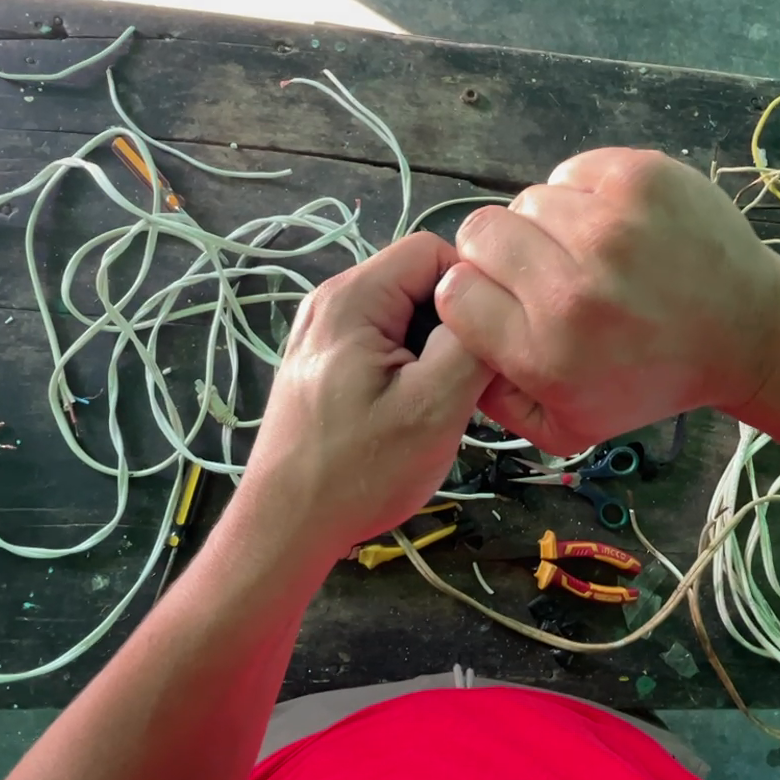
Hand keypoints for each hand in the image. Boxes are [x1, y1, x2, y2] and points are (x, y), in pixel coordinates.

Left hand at [240, 233, 493, 557]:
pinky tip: (415, 407)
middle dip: (454, 322)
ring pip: (403, 314)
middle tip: (472, 379)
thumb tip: (493, 304)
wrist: (286, 529)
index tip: (492, 339)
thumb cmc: (361, 470)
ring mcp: (322, 333)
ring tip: (445, 398)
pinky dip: (410, 363)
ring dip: (434, 348)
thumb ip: (470, 344)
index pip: (432, 250)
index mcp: (352, 298)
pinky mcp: (322, 363)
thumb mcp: (433, 406)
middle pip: (417, 281)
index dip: (473, 286)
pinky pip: (381, 340)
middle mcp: (329, 302)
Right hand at [435, 147, 779, 453]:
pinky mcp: (641, 177)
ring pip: (526, 201)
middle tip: (543, 273)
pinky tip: (611, 226)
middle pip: (479, 232)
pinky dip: (581, 196)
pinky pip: (570, 173)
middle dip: (499, 254)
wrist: (745, 333)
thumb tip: (454, 344)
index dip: (472, 295)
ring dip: (545, 226)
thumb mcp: (565, 427)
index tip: (504, 302)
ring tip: (586, 253)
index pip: (455, 291)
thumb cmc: (648, 381)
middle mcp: (574, 288)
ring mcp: (611, 224)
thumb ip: (495, 399)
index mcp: (547, 352)